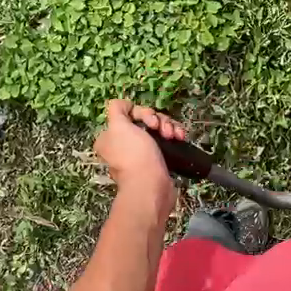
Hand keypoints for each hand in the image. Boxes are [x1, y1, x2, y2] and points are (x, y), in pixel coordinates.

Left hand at [94, 99, 182, 224]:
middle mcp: (123, 144)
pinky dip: (173, 135)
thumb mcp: (118, 126)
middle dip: (159, 120)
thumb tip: (124, 105)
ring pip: (157, 128)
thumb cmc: (134, 154)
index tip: (150, 122)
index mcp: (110, 136)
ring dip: (169, 126)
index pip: (129, 113)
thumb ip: (116, 109)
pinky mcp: (156, 159)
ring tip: (175, 136)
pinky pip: (165, 139)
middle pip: (145, 120)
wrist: (151, 186)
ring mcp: (140, 152)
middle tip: (164, 130)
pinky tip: (180, 137)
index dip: (142, 113)